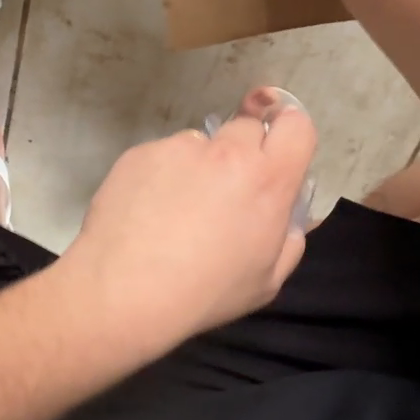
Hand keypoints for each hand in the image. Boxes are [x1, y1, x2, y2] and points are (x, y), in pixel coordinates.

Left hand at [62, 89, 317, 339]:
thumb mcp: (267, 280)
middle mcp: (226, 152)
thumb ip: (287, 238)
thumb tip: (286, 215)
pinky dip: (159, 174)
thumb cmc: (204, 293)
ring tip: (175, 208)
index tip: (276, 155)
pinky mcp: (140, 152)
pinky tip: (145, 209)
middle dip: (242, 151)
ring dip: (197, 164)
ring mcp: (178, 148)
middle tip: (225, 190)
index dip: (289, 135)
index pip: (297, 126)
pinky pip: (161, 155)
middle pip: (246, 127)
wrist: (123, 289)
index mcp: (268, 180)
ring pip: (199, 143)